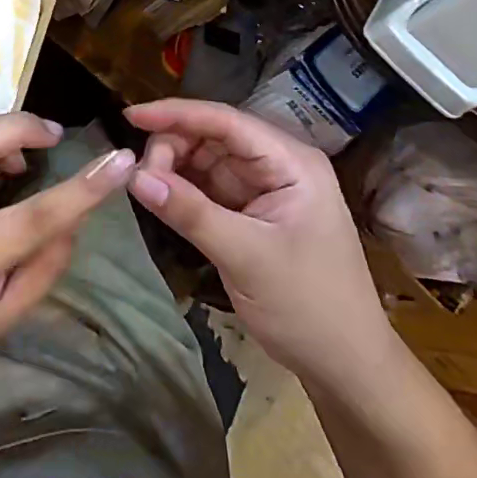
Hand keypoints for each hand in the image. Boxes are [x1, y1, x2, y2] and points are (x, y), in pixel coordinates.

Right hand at [124, 99, 394, 383]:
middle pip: (216, 138)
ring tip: (144, 186)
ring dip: (176, 168)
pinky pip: (212, 189)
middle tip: (138, 176)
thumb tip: (135, 177)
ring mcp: (267, 189)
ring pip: (210, 162)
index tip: (131, 116)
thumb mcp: (246, 257)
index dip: (177, 114)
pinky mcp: (254, 214)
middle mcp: (280, 165)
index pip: (227, 122)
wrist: (345, 363)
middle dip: (174, 147)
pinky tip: (161, 195)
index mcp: (292, 162)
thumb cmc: (308, 306)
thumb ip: (190, 212)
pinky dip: (185, 191)